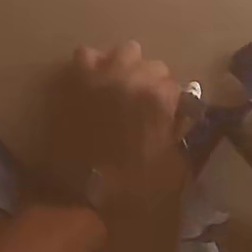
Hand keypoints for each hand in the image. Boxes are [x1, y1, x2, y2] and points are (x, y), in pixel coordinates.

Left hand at [33, 42, 189, 251]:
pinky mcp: (74, 84)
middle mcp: (132, 79)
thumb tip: (177, 121)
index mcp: (159, 99)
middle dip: (152, 83)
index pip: (176, 86)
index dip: (173, 104)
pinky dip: (94, 64)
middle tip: (145, 107)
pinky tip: (96, 82)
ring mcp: (100, 77)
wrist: (78, 199)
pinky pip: (85, 56)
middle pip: (153, 65)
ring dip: (127, 67)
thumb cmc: (130, 189)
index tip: (168, 120)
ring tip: (122, 88)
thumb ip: (178, 135)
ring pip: (123, 52)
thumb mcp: (172, 167)